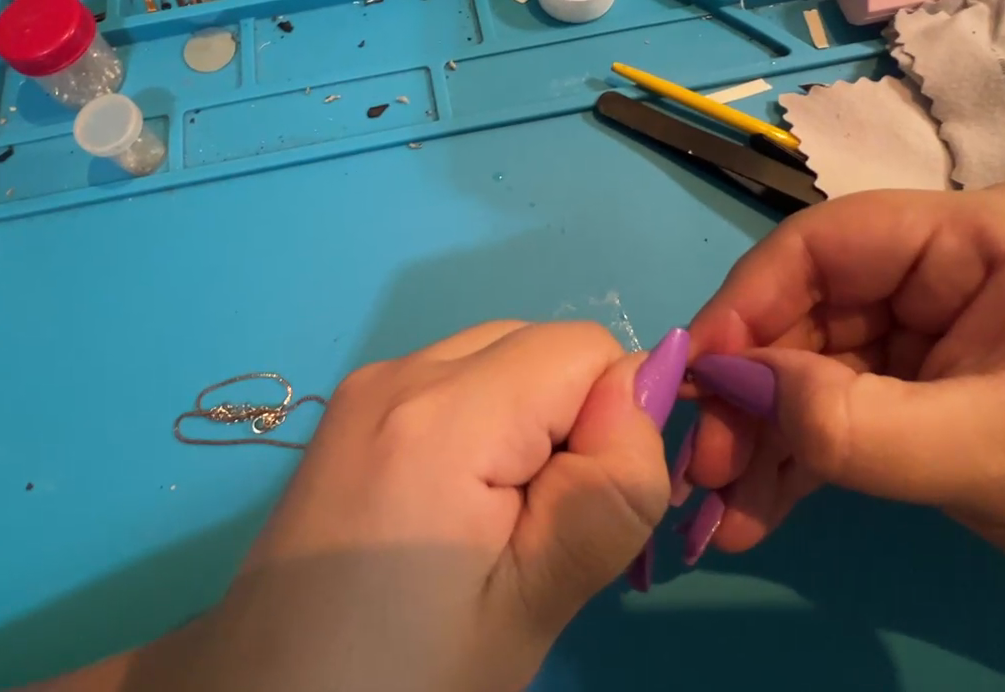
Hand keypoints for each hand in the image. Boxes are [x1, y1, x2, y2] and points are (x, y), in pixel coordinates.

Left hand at [200, 320, 679, 691]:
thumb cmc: (405, 675)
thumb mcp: (531, 602)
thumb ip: (607, 490)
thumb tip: (650, 383)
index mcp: (443, 411)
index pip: (583, 348)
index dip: (613, 420)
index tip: (582, 510)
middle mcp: (401, 369)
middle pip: (540, 345)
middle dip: (573, 418)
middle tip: (541, 526)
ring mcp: (370, 382)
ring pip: (501, 358)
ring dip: (530, 421)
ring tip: (497, 520)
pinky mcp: (355, 405)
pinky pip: (457, 379)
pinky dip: (486, 422)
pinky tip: (456, 503)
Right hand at [681, 183, 1004, 608]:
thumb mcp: (988, 453)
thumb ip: (847, 421)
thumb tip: (725, 385)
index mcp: (976, 234)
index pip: (825, 243)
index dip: (747, 303)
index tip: (691, 375)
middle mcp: (942, 263)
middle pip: (808, 310)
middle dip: (752, 393)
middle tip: (702, 468)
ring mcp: (930, 321)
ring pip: (813, 364)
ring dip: (766, 436)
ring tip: (721, 510)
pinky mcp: (924, 374)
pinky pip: (840, 401)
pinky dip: (800, 455)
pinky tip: (760, 508)